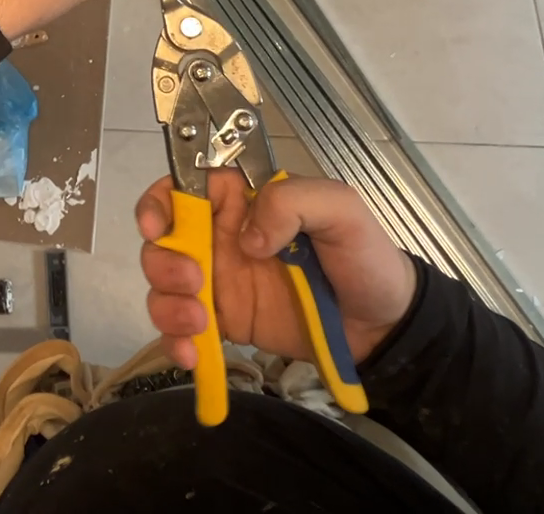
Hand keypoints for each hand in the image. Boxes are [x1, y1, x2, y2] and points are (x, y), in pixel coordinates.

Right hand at [137, 171, 417, 369]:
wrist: (386, 328)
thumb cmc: (364, 257)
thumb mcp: (340, 210)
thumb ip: (292, 202)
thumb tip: (246, 238)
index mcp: (240, 200)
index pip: (182, 187)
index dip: (159, 203)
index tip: (157, 228)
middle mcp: (218, 235)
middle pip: (163, 240)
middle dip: (163, 262)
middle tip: (196, 283)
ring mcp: (217, 280)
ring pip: (163, 284)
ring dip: (166, 304)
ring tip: (198, 326)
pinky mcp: (222, 321)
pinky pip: (182, 329)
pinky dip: (175, 342)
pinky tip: (191, 356)